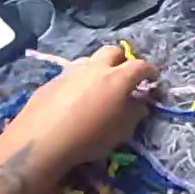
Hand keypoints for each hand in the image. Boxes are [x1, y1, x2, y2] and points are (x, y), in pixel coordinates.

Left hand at [0, 45, 156, 177]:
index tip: (153, 77)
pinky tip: (74, 100)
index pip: (140, 66)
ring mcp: (71, 72)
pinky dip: (79, 82)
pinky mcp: (51, 82)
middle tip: (124, 75)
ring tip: (98, 86)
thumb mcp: (122, 130)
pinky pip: (71, 75)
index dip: (150, 70)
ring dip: (98, 68)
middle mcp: (95, 68)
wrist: (41, 142)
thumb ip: (135, 113)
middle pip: (113, 51)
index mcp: (118, 78)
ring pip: (89, 60)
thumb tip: (139, 103)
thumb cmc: (90, 137)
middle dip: (122, 59)